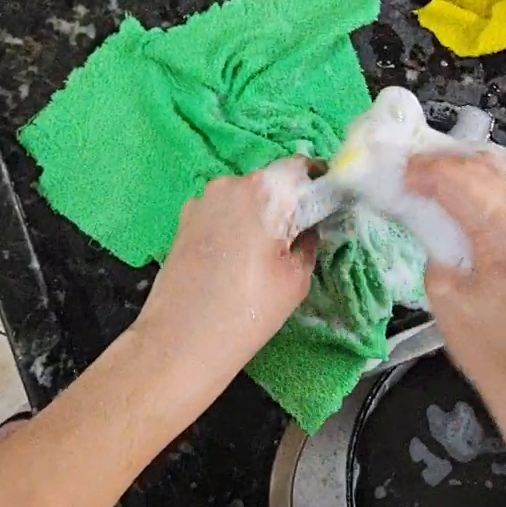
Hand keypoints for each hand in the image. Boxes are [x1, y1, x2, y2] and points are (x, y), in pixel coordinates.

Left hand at [133, 159, 317, 394]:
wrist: (181, 339)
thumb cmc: (248, 308)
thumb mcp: (296, 277)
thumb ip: (308, 240)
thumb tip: (308, 226)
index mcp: (261, 190)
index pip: (298, 167)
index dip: (315, 181)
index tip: (324, 204)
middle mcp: (227, 185)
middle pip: (267, 183)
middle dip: (283, 204)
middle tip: (293, 238)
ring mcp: (200, 202)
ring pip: (240, 199)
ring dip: (255, 216)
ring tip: (260, 255)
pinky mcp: (182, 222)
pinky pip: (218, 214)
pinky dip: (230, 227)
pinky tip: (232, 261)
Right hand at [407, 154, 505, 398]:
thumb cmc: (485, 344)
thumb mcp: (442, 291)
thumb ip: (434, 239)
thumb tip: (422, 208)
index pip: (462, 182)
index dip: (425, 172)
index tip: (398, 171)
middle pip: (484, 169)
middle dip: (442, 164)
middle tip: (407, 169)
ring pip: (503, 171)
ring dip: (463, 167)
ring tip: (430, 174)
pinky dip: (485, 180)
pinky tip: (461, 185)